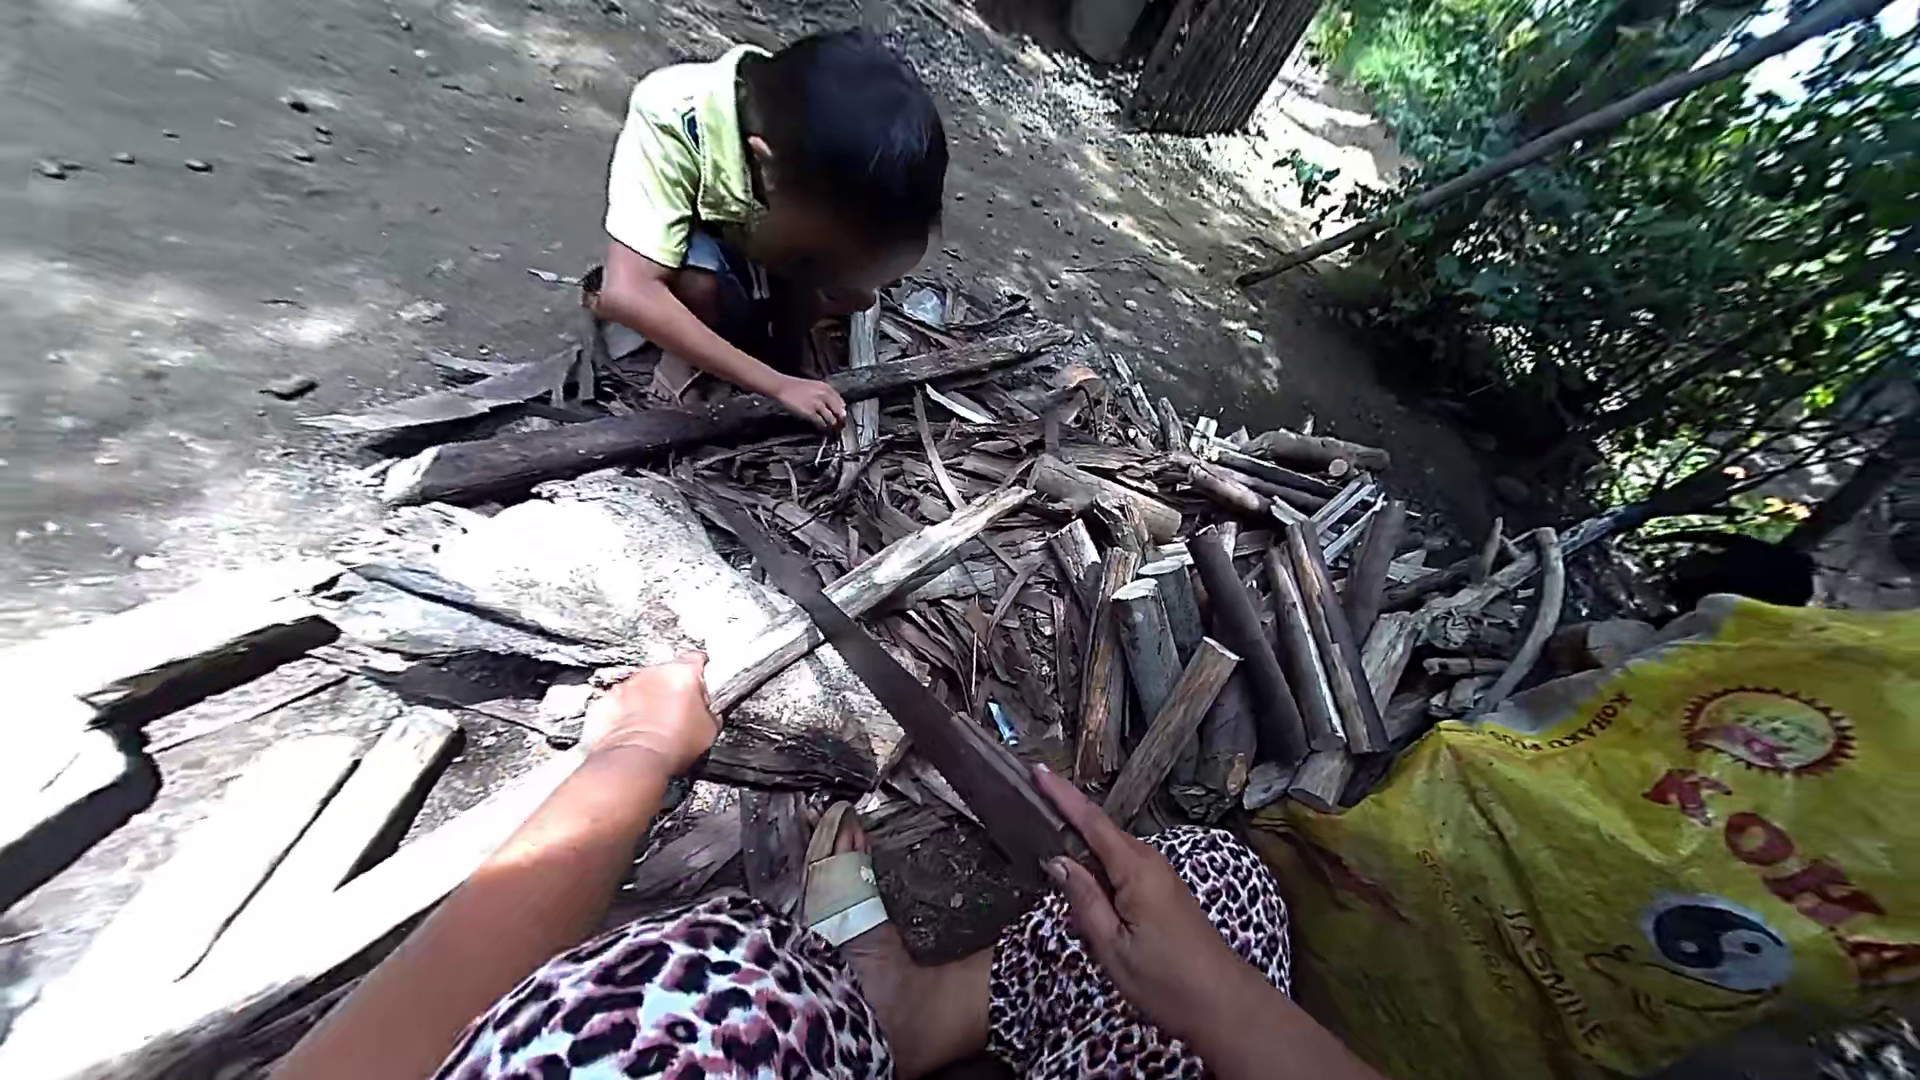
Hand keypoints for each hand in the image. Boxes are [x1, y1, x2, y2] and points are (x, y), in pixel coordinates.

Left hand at [582, 653, 719, 775]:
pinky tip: (633, 733)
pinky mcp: (604, 703)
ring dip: (646, 700)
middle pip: (666, 672)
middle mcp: (652, 672)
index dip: (701, 671)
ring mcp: (625, 686)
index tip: (702, 684)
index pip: (697, 658)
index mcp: (683, 671)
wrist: (634, 764)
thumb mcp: (710, 729)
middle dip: (671, 689)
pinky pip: (617, 704)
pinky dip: (623, 714)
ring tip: (654, 727)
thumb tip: (709, 714)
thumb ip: (710, 711)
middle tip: (678, 714)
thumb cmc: (673, 744)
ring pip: (640, 688)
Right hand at [773, 376, 847, 429]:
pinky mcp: (810, 412)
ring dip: (832, 424)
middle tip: (840, 425)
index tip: (842, 416)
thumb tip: (835, 406)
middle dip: (841, 420)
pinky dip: (822, 426)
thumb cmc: (797, 387)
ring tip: (830, 427)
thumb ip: (826, 394)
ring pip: (831, 418)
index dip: (842, 411)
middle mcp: (823, 395)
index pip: (841, 402)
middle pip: (839, 411)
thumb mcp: (815, 386)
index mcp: (826, 388)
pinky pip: (821, 422)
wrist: (783, 386)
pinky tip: (821, 426)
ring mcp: (817, 404)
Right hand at [1034, 764, 1271, 1044]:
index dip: (1062, 793)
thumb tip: (1056, 860)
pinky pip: (1120, 863)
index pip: (1090, 819)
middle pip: (1098, 828)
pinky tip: (1080, 878)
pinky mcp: (1161, 886)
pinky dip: (1096, 861)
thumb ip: (1084, 900)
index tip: (1037, 769)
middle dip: (1065, 812)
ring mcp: (1157, 872)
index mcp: (1135, 868)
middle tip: (1029, 801)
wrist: (1228, 1007)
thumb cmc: (1168, 982)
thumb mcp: (1114, 948)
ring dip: (1080, 841)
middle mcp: (1147, 859)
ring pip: (1109, 847)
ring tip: (1045, 836)